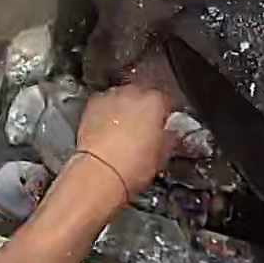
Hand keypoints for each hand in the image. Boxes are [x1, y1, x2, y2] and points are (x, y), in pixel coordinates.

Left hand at [73, 85, 171, 200]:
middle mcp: (131, 93)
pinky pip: (105, 101)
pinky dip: (108, 110)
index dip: (167, 110)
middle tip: (146, 123)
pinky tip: (108, 125)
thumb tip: (170, 132)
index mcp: (153, 103)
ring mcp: (110, 96)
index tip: (166, 120)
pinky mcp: (92, 103)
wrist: (100, 170)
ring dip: (125, 105)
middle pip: (142, 92)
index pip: (166, 98)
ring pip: (122, 95)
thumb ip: (169, 137)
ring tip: (126, 124)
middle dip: (145, 105)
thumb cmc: (134, 165)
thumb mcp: (162, 154)